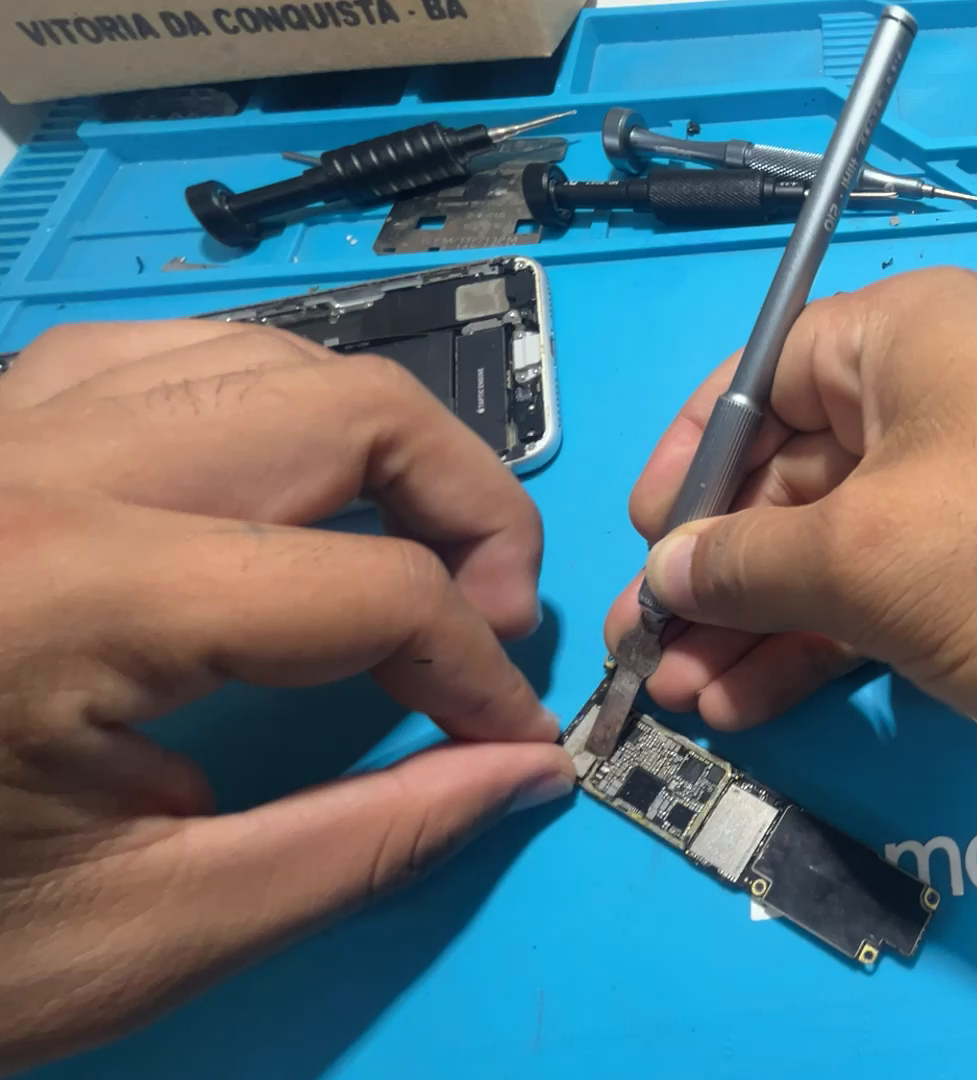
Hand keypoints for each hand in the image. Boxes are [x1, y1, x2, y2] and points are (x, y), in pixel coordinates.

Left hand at [0, 321, 573, 1069]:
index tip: (513, 740)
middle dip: (482, 513)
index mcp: (68, 594)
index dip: (484, 673)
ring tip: (419, 549)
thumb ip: (373, 841)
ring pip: (281, 364)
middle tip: (495, 613)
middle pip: (364, 414)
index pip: (385, 593)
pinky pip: (179, 361)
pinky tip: (299, 496)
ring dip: (396, 456)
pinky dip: (286, 417)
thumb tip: (531, 774)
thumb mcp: (137, 936)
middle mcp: (33, 469)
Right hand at [608, 267, 976, 747]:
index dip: (691, 468)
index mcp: (904, 343)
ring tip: (697, 699)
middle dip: (725, 574)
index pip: (759, 386)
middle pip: (799, 481)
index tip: (646, 546)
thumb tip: (671, 567)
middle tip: (655, 659)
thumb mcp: (882, 556)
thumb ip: (758, 561)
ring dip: (773, 623)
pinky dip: (843, 642)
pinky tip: (773, 696)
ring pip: (850, 550)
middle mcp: (944, 397)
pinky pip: (907, 589)